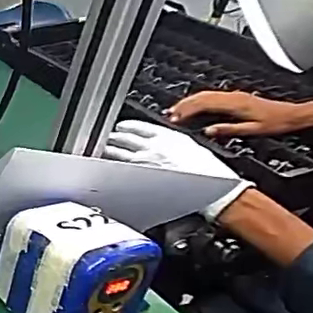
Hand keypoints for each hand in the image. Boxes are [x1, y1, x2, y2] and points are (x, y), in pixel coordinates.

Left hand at [103, 120, 250, 220]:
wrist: (209, 186)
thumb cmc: (205, 169)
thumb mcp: (189, 145)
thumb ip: (171, 140)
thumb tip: (161, 139)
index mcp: (166, 136)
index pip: (138, 126)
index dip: (126, 126)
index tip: (121, 126)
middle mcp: (152, 147)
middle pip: (124, 137)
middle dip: (114, 136)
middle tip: (107, 137)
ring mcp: (143, 162)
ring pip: (118, 152)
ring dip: (108, 149)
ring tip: (103, 148)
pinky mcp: (139, 177)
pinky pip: (120, 168)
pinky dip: (111, 165)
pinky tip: (107, 165)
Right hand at [166, 91, 312, 138]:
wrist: (296, 114)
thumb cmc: (278, 123)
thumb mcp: (253, 131)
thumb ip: (228, 130)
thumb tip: (208, 131)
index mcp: (236, 104)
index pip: (204, 105)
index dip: (187, 111)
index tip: (175, 119)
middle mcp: (234, 97)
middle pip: (202, 97)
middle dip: (184, 105)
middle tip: (169, 115)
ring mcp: (236, 96)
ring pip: (206, 95)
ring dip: (190, 101)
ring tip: (176, 110)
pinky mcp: (238, 98)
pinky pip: (213, 96)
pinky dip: (200, 101)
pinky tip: (195, 106)